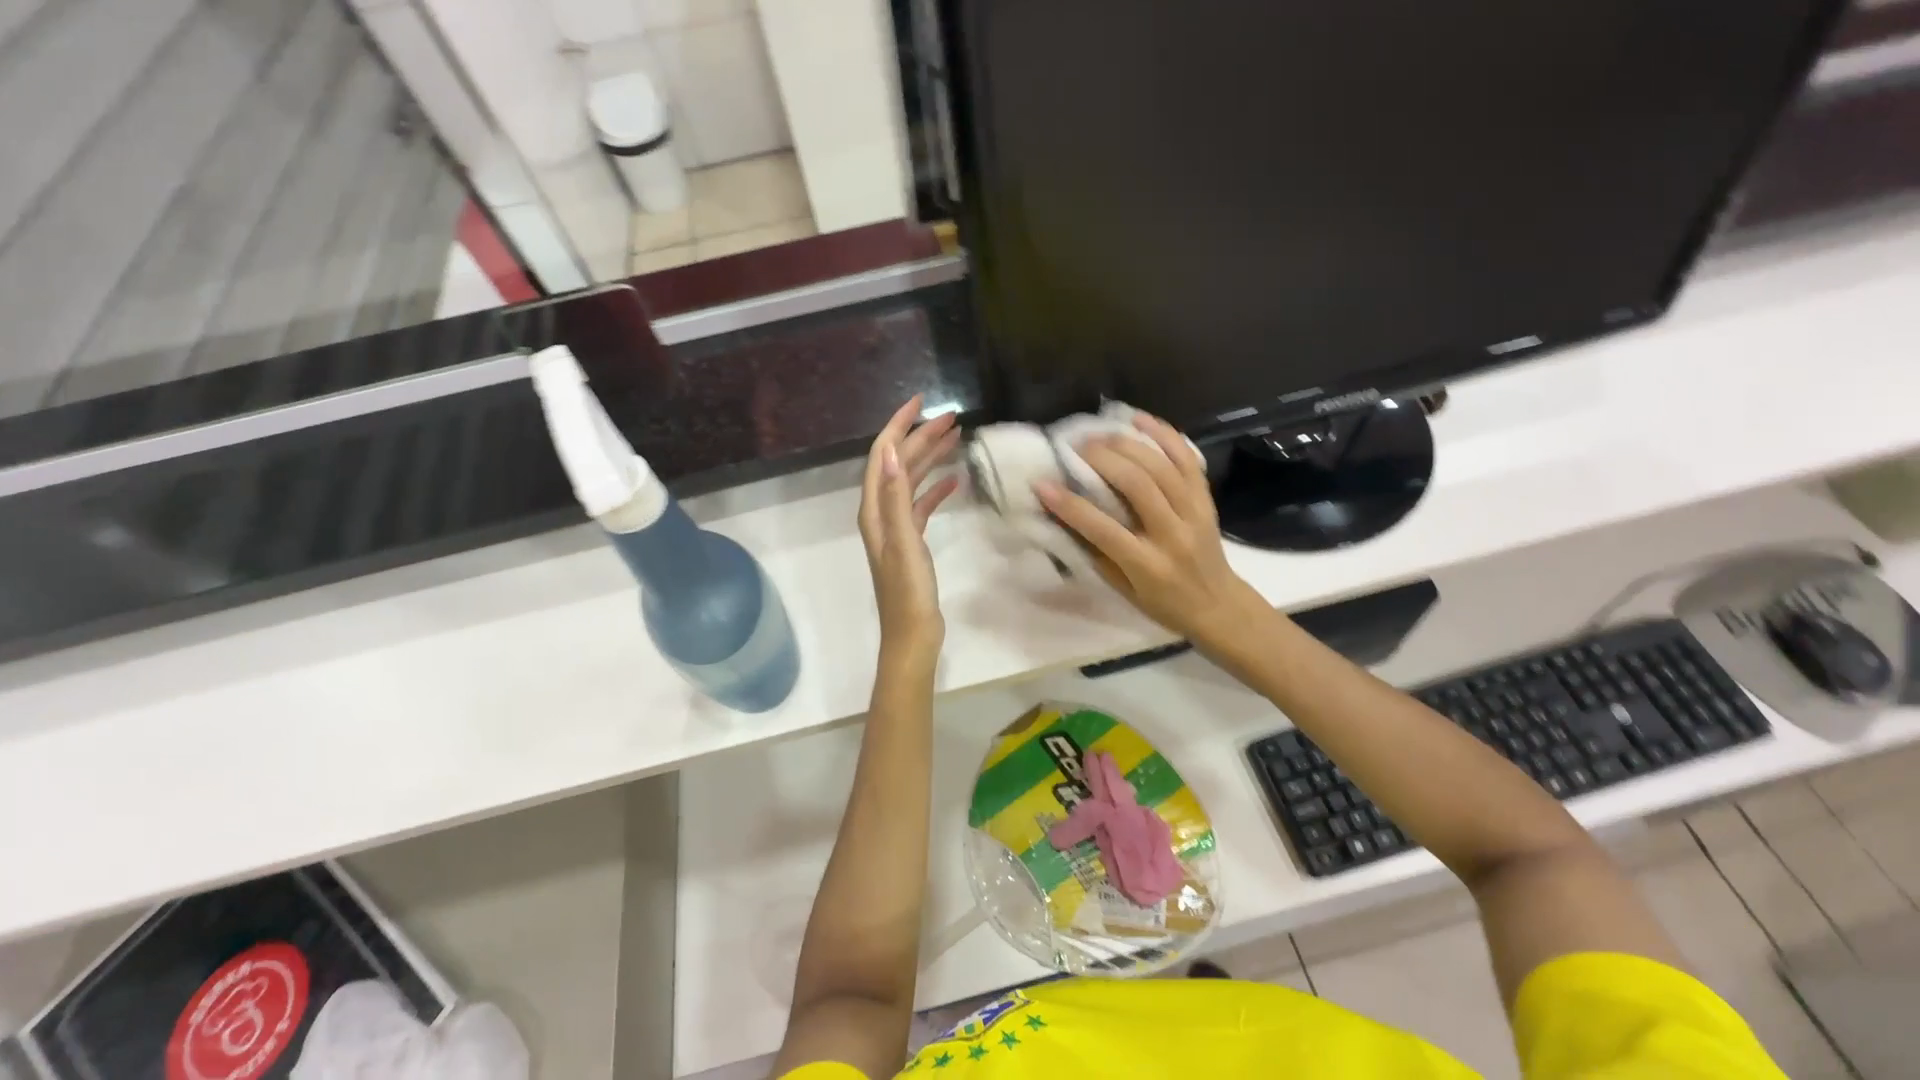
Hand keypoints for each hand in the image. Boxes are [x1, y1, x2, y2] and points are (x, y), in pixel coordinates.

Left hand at [860, 396, 961, 667]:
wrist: (912, 634)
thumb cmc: (908, 591)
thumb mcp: (904, 541)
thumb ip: (896, 497)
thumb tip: (891, 453)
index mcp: (875, 510)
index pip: (883, 456)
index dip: (898, 425)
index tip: (921, 401)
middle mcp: (881, 513)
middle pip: (899, 464)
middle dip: (921, 436)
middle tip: (952, 417)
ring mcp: (896, 528)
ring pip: (912, 481)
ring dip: (931, 458)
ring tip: (956, 438)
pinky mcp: (911, 541)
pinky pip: (922, 504)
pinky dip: (937, 488)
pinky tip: (955, 480)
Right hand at [1034, 413, 1265, 648]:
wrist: (1218, 606)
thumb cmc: (1163, 603)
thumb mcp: (1123, 590)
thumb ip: (1096, 553)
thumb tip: (1063, 517)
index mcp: (1148, 566)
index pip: (1104, 529)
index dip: (1070, 505)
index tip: (1041, 484)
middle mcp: (1173, 535)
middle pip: (1137, 485)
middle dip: (1102, 460)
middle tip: (1075, 449)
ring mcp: (1194, 513)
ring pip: (1161, 466)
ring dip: (1127, 445)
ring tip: (1099, 436)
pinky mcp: (1205, 499)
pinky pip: (1187, 458)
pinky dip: (1163, 435)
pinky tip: (1138, 419)